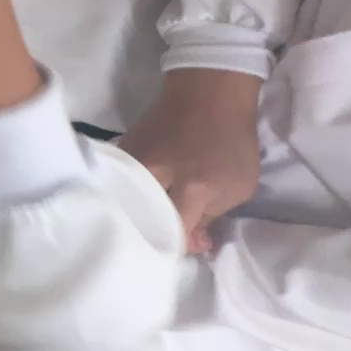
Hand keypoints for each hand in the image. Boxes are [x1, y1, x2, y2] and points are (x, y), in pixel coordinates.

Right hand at [118, 69, 261, 254]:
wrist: (204, 99)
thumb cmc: (229, 144)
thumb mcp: (238, 186)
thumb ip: (212, 217)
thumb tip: (193, 245)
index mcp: (190, 188)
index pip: (173, 230)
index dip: (176, 245)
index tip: (179, 250)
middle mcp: (152, 178)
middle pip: (137, 217)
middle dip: (145, 233)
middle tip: (154, 239)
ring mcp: (128, 164)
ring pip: (119, 200)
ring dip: (128, 214)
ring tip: (133, 222)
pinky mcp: (115, 155)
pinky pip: (112, 184)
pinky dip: (118, 195)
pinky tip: (120, 201)